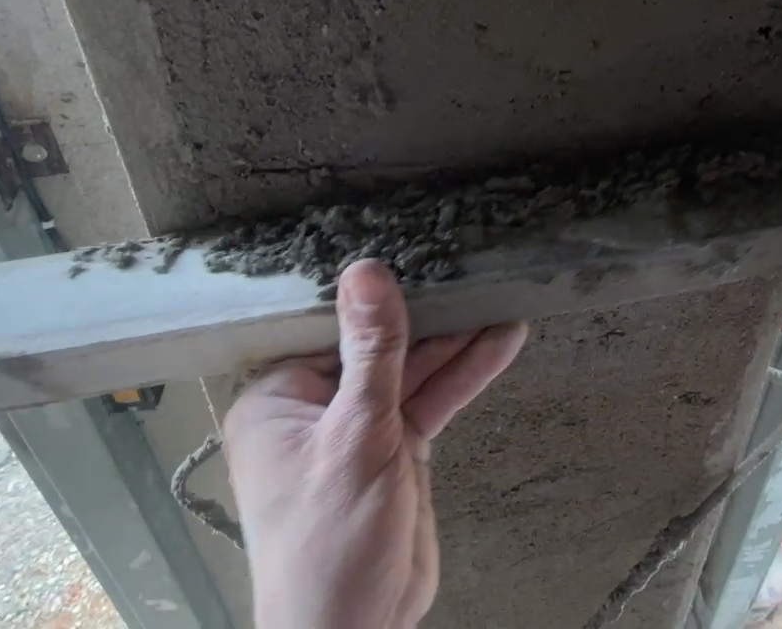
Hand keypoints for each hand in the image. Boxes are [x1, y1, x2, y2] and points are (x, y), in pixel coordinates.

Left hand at [224, 260, 527, 628]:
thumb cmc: (333, 537)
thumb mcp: (357, 435)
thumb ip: (372, 351)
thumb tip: (366, 268)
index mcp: (278, 396)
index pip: (330, 325)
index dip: (377, 289)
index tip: (419, 245)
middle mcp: (316, 405)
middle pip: (380, 345)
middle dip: (431, 316)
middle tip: (475, 270)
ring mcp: (360, 426)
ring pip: (413, 371)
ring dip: (458, 343)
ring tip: (503, 300)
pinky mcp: (397, 448)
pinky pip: (431, 399)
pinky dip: (466, 375)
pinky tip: (503, 342)